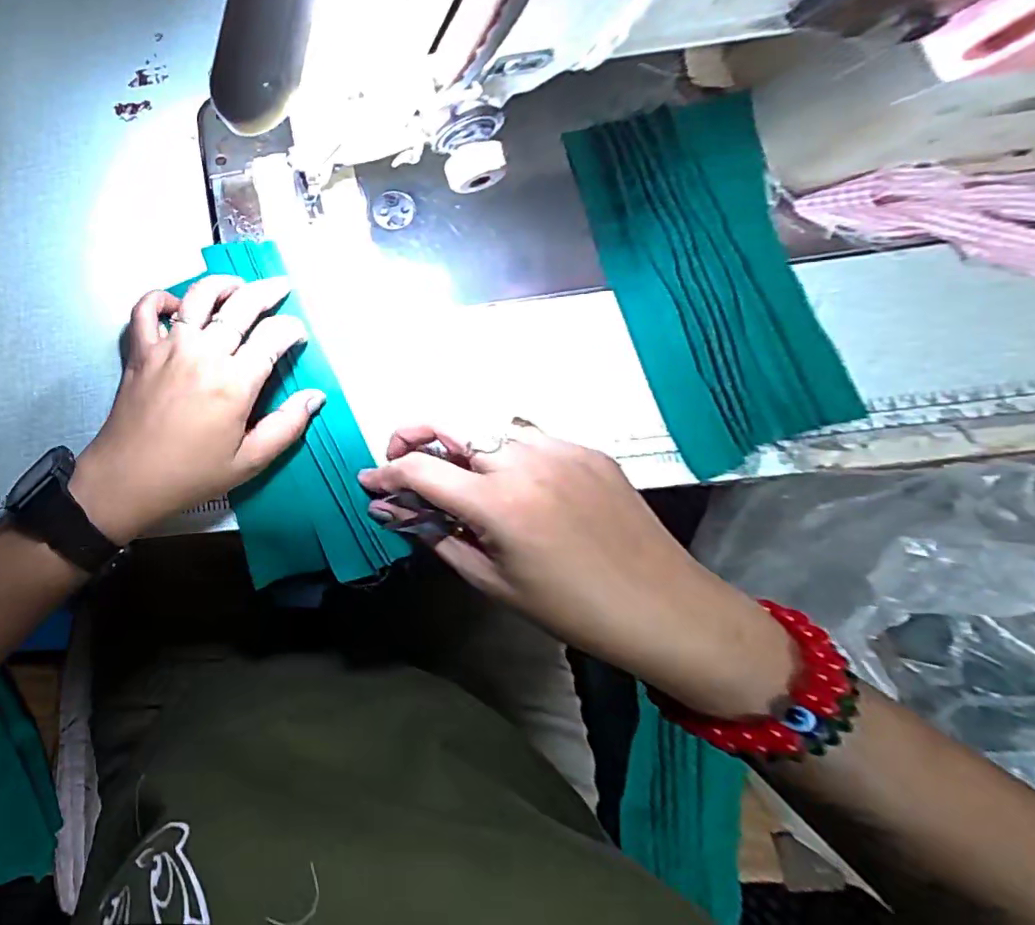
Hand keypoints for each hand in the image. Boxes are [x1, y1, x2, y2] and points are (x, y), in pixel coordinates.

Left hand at [71, 275, 323, 543]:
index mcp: (234, 382)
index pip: (272, 336)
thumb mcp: (248, 462)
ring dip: (222, 284)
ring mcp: (168, 347)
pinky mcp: (140, 351)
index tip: (298, 334)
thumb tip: (316, 397)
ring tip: (237, 285)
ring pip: (198, 297)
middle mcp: (203, 354)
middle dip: (268, 292)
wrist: (126, 481)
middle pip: (241, 306)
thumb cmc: (190, 476)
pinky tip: (176, 304)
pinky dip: (161, 298)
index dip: (292, 329)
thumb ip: (286, 427)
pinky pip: (146, 310)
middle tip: (281, 286)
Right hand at [358, 425, 796, 717]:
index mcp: (497, 504)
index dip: (387, 473)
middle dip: (414, 437)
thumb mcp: (491, 581)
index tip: (372, 482)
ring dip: (461, 442)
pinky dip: (505, 450)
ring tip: (457, 470)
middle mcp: (524, 462)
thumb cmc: (569, 608)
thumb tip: (393, 512)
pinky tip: (509, 477)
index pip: (421, 469)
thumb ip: (436, 538)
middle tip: (401, 457)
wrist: (663, 607)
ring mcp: (559, 449)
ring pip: (489, 426)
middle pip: (449, 426)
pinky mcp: (586, 449)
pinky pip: (529, 437)